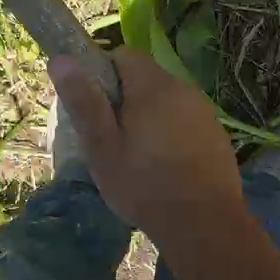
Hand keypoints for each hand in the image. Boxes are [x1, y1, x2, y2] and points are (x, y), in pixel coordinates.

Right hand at [49, 48, 247, 236]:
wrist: (204, 224)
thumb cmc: (144, 185)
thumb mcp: (102, 147)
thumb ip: (84, 102)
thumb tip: (62, 60)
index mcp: (153, 86)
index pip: (124, 55)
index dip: (103, 74)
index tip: (95, 108)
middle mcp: (184, 89)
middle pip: (146, 79)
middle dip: (126, 100)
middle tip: (111, 139)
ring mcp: (205, 112)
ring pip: (167, 102)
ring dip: (150, 119)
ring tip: (138, 158)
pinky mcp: (217, 135)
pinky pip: (186, 122)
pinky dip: (172, 135)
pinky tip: (166, 168)